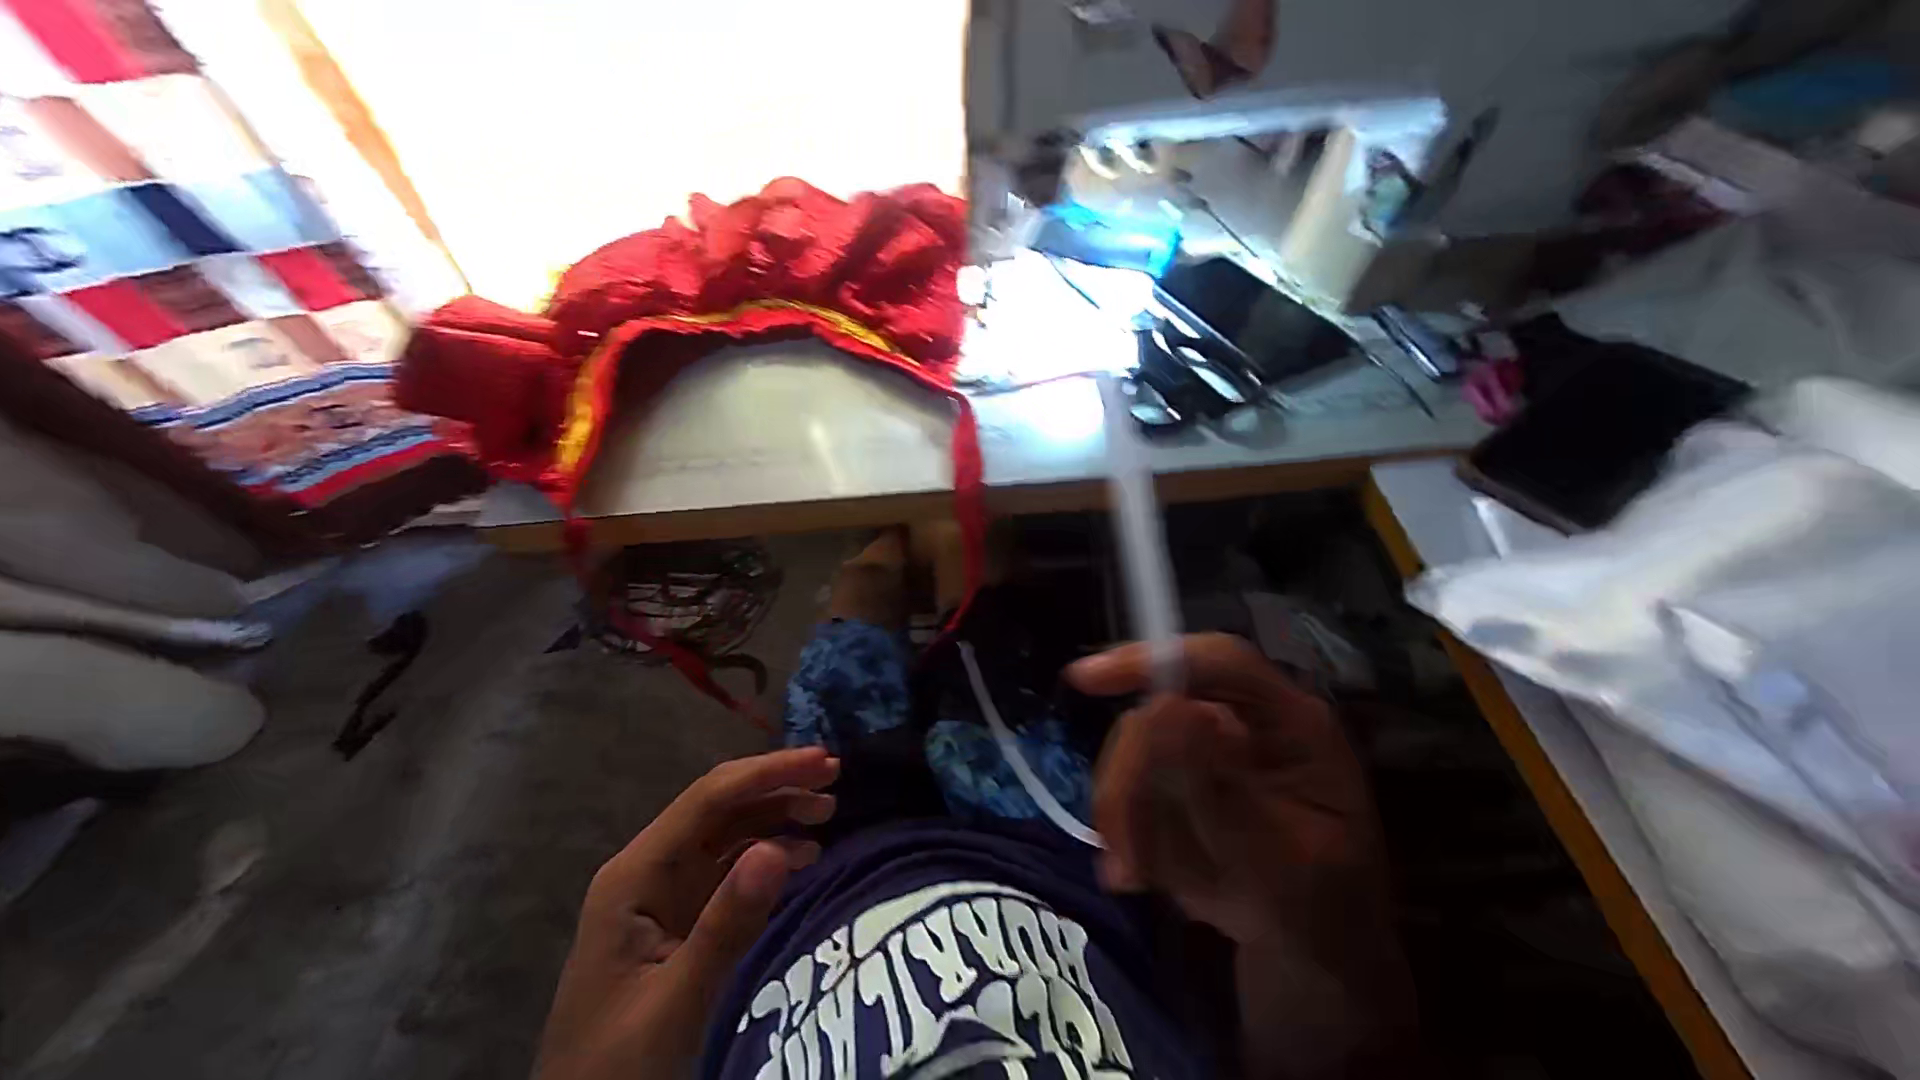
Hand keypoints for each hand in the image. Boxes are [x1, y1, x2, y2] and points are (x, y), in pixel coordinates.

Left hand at [534, 747, 838, 1079]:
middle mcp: (650, 871)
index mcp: (635, 875)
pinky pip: (730, 869)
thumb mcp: (674, 1005)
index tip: (822, 763)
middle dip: (776, 786)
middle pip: (720, 808)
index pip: (708, 800)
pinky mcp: (682, 920)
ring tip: (827, 811)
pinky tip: (803, 855)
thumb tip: (779, 848)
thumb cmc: (616, 1070)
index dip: (768, 773)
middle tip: (834, 777)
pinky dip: (769, 854)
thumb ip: (725, 926)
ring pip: (728, 833)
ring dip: (777, 815)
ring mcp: (665, 895)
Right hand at [1068, 634, 1383, 944]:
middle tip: (1123, 853)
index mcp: (1291, 723)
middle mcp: (1244, 718)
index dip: (1152, 658)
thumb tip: (1169, 708)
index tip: (1084, 680)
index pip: (1220, 662)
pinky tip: (1138, 871)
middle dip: (1131, 781)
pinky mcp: (1179, 771)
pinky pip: (1129, 780)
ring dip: (1124, 812)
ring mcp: (1207, 743)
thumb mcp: (1275, 864)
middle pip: (1160, 712)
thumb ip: (1219, 790)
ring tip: (1133, 876)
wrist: (1309, 948)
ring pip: (1134, 747)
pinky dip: (1124, 825)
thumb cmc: (1316, 909)